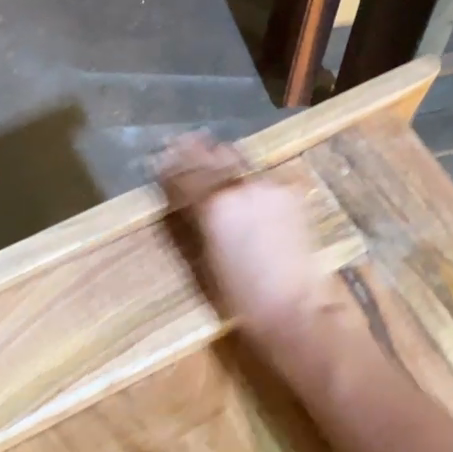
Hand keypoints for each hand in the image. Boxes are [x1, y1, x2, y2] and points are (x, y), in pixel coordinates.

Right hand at [155, 134, 334, 342]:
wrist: (293, 305)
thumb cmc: (238, 296)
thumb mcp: (201, 260)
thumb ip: (189, 220)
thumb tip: (179, 198)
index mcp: (212, 204)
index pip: (182, 172)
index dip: (168, 164)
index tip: (159, 157)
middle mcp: (239, 185)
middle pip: (210, 154)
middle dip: (194, 150)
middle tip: (181, 145)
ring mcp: (268, 184)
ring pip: (237, 159)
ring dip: (220, 157)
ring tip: (210, 156)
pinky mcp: (291, 191)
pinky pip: (260, 174)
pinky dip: (246, 175)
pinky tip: (242, 183)